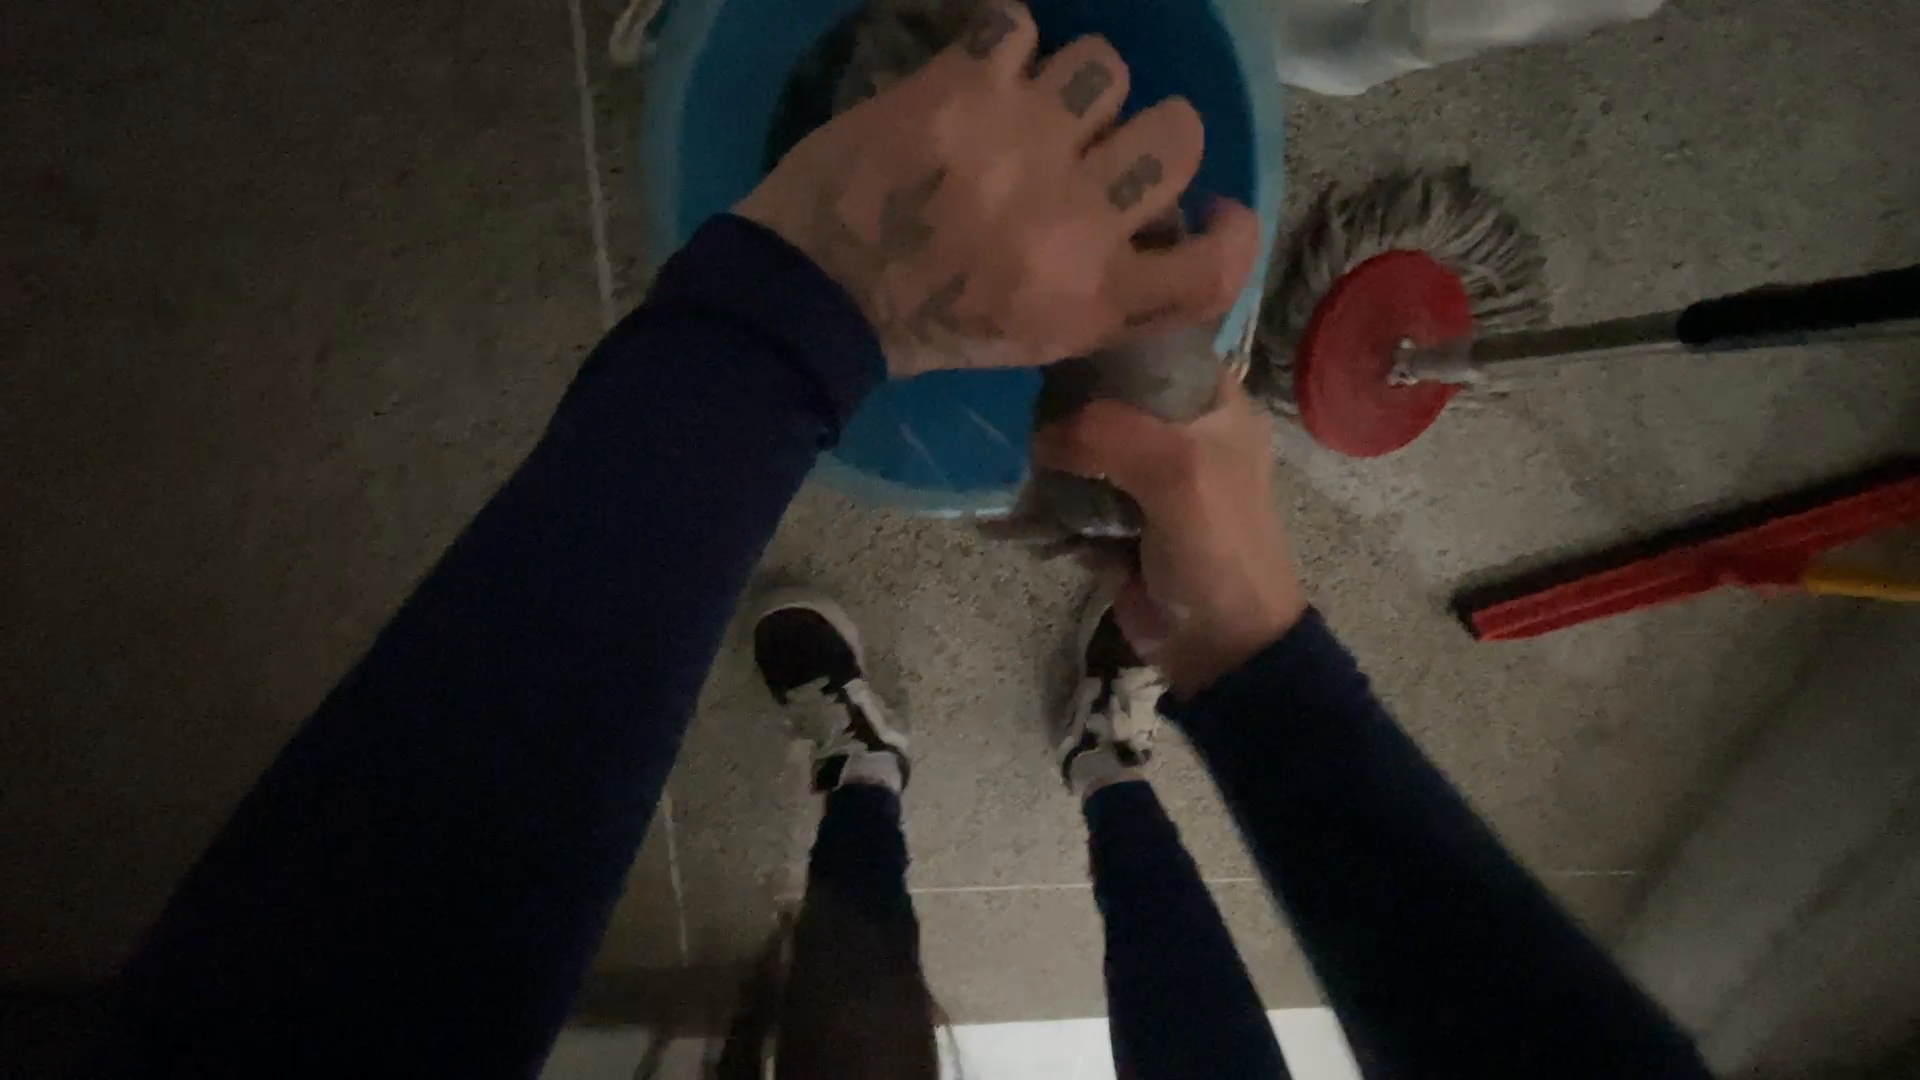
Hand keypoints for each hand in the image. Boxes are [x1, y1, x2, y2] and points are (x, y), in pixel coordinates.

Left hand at [734, 1, 1260, 377]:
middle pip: (1178, 133)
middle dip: (1140, 137)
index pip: (1216, 266)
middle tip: (1089, 153)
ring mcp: (1024, 144)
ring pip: (1105, 66)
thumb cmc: (930, 326)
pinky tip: (976, 83)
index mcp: (1092, 300)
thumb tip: (1163, 222)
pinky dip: (1001, 48)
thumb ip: (1111, 293)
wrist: (824, 293)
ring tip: (1023, 114)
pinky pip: (1020, 23)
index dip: (1230, 231)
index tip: (1204, 211)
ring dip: (1070, 89)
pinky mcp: (964, 87)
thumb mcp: (1035, 339)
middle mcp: (1078, 223)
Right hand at [1032, 373, 1307, 695]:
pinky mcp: (1114, 523)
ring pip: (1083, 452)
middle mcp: (1178, 436)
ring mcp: (1143, 483)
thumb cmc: (1216, 546)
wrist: (1218, 645)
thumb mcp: (1176, 472)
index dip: (1109, 344)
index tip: (1053, 339)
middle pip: (1109, 401)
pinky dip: (1046, 506)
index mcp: (1212, 408)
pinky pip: (1071, 501)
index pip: (1156, 351)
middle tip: (1017, 398)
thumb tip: (1038, 437)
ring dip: (1049, 459)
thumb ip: (1108, 434)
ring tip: (1010, 454)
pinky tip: (1017, 505)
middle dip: (1064, 405)